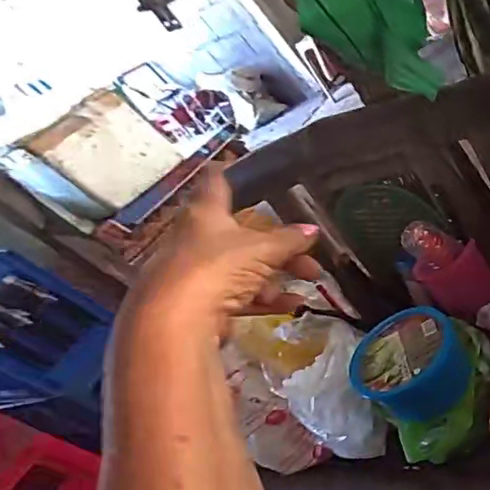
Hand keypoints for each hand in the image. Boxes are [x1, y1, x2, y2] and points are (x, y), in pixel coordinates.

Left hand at [131, 164, 320, 330]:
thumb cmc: (215, 267)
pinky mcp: (203, 304)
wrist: (176, 322)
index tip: (249, 167)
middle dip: (280, 245)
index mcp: (205, 213)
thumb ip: (289, 240)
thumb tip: (313, 230)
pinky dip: (266, 298)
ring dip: (278, 274)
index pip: (217, 182)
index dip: (232, 172)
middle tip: (310, 255)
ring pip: (245, 267)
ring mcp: (199, 272)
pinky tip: (294, 304)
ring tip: (310, 281)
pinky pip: (241, 295)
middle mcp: (198, 238)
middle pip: (244, 234)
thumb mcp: (261, 249)